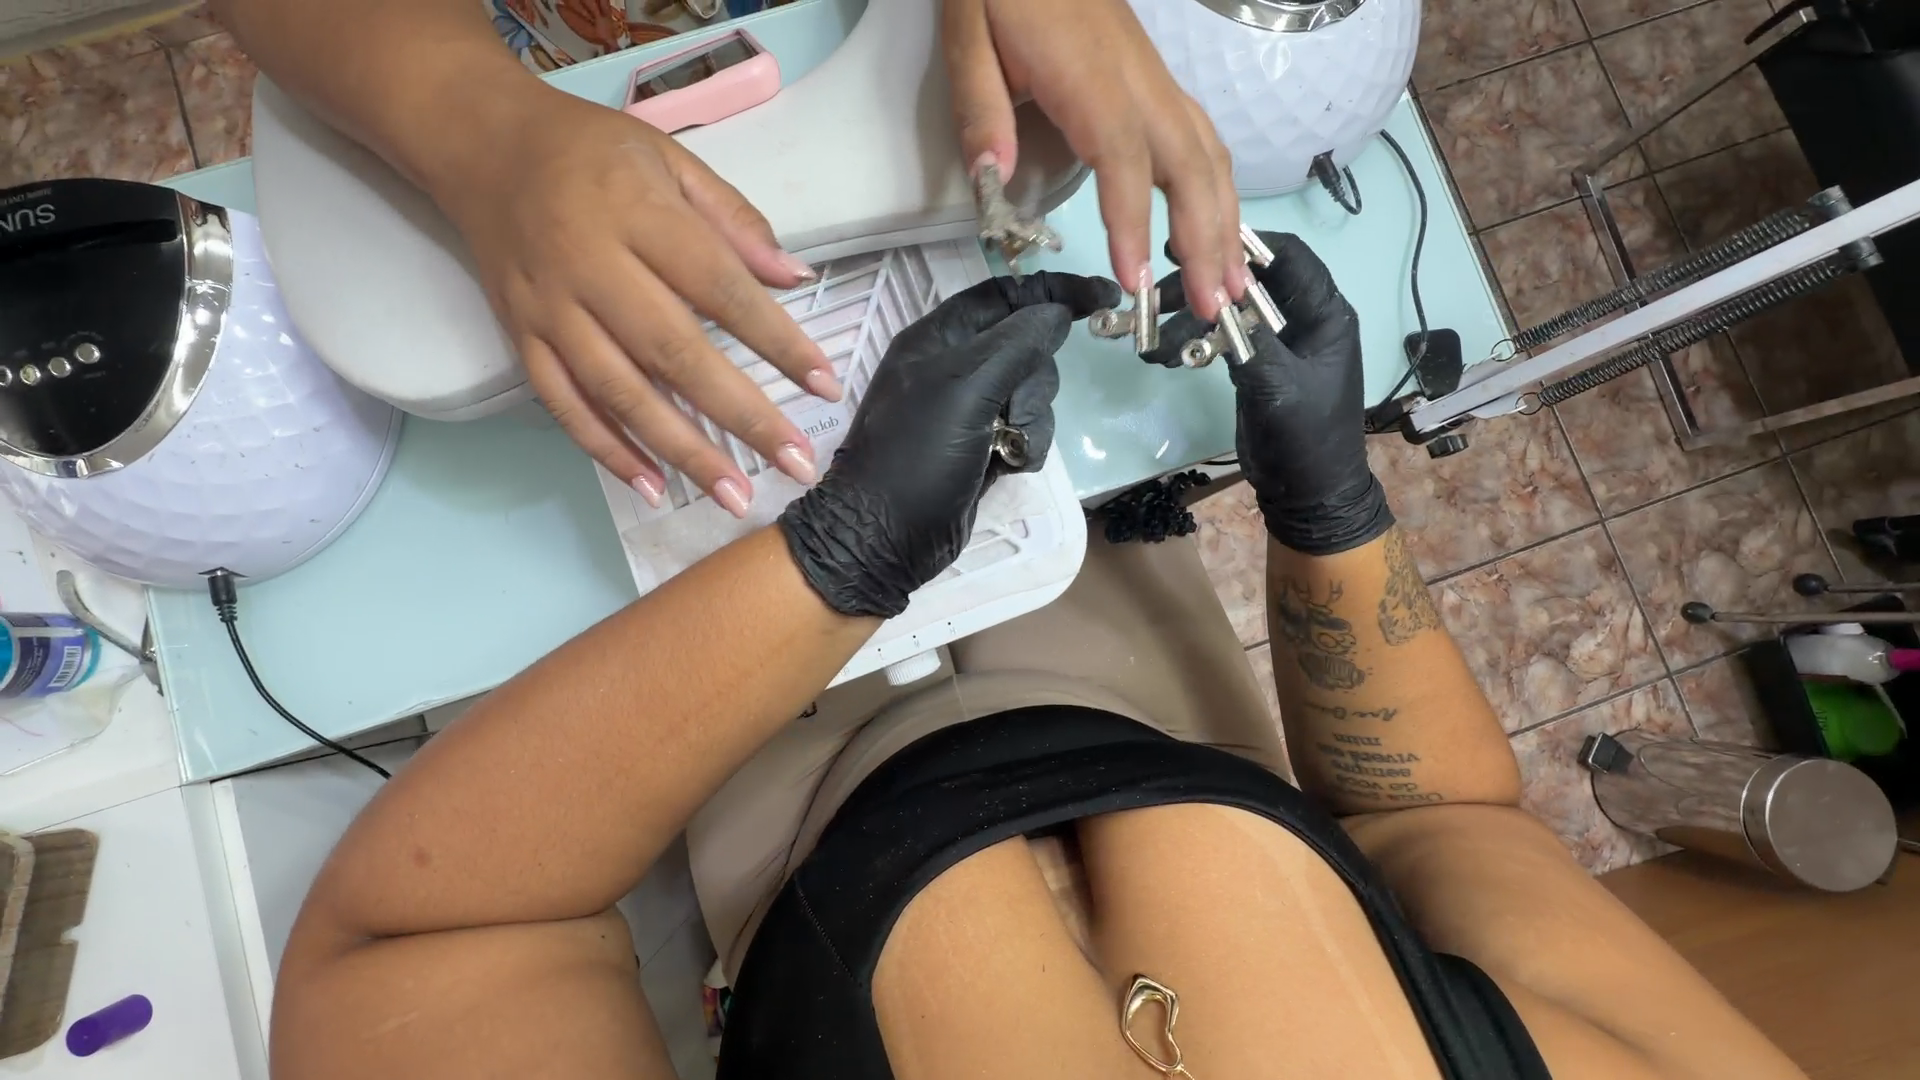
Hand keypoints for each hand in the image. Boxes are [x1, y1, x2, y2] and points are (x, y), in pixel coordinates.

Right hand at [432, 88, 838, 516]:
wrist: (478, 143)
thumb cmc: (593, 153)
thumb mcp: (672, 161)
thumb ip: (736, 220)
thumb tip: (797, 277)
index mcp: (638, 216)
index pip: (721, 287)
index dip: (777, 340)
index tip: (825, 384)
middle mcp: (590, 268)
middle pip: (676, 355)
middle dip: (743, 417)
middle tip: (796, 465)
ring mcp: (550, 310)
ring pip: (621, 394)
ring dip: (683, 452)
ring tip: (735, 497)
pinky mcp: (520, 339)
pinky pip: (563, 405)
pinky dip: (606, 450)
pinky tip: (652, 488)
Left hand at [779, 272, 1118, 617]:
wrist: (887, 537)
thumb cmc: (917, 454)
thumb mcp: (966, 387)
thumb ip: (1017, 343)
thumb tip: (1058, 312)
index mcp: (939, 338)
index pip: (1005, 295)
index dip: (1054, 292)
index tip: (1105, 298)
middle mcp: (955, 367)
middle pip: (1028, 348)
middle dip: (1034, 381)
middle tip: (1014, 412)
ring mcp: (970, 410)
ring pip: (1032, 393)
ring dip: (1032, 421)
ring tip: (1007, 448)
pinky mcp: (984, 447)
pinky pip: (1026, 430)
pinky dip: (1026, 447)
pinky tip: (1009, 466)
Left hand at [941, 0, 1246, 319]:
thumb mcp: (969, 35)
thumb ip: (981, 109)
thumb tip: (992, 180)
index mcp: (1092, 79)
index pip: (1122, 159)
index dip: (1132, 223)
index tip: (1135, 281)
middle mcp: (1140, 83)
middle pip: (1189, 166)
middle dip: (1207, 241)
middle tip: (1215, 306)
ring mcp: (1155, 81)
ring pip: (1207, 155)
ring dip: (1225, 222)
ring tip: (1231, 282)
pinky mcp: (1155, 84)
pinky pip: (1201, 140)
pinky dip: (1217, 190)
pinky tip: (1218, 224)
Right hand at [1143, 232, 1392, 554]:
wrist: (1307, 490)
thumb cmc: (1305, 437)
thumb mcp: (1279, 385)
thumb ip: (1249, 340)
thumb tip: (1215, 297)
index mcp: (1325, 315)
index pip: (1289, 258)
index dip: (1245, 244)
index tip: (1196, 238)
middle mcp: (1303, 320)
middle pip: (1251, 282)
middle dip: (1206, 284)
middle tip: (1157, 290)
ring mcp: (1277, 343)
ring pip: (1232, 311)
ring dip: (1193, 318)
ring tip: (1154, 332)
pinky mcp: (1257, 364)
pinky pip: (1225, 338)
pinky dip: (1197, 340)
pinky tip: (1168, 349)